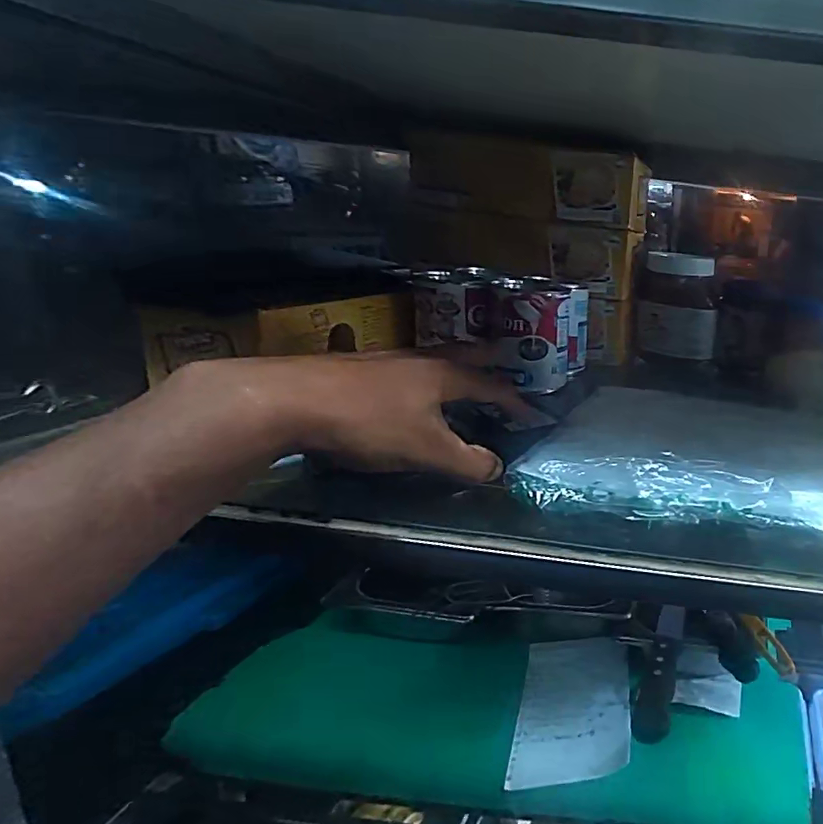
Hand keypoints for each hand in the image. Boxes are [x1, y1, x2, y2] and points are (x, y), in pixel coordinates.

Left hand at [175, 352, 531, 483]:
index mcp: (444, 376)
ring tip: (454, 375)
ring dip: (448, 366)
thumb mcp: (426, 449)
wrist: (290, 400)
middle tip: (501, 359)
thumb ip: (466, 461)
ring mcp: (384, 360)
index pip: (491, 385)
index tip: (532, 413)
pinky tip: (398, 387)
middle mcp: (419, 360)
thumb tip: (497, 467)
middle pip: (462, 355)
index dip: (514, 400)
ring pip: (428, 359)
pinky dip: (414, 376)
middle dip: (485, 360)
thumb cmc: (369, 423)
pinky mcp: (353, 367)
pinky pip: (398, 368)